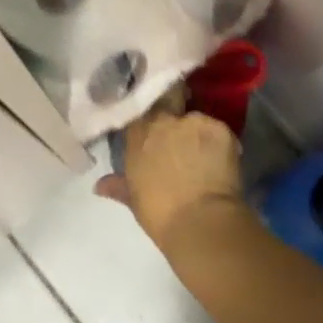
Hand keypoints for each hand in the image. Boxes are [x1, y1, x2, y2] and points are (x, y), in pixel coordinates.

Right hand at [94, 111, 242, 251]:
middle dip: (174, 110)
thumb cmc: (160, 214)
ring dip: (198, 133)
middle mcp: (164, 121)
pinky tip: (222, 161)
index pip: (140, 110)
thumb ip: (119, 185)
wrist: (199, 221)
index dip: (148, 116)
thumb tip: (100, 185)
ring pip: (197, 120)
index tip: (154, 124)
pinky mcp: (221, 129)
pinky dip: (219, 143)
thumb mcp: (135, 200)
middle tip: (180, 132)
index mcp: (139, 135)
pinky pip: (219, 131)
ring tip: (204, 155)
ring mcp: (194, 121)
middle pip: (169, 102)